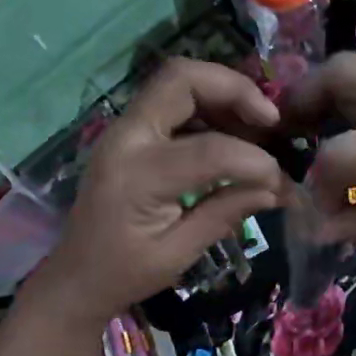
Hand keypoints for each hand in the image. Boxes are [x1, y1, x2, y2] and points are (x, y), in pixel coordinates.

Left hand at [31, 59, 282, 319]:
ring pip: (176, 81)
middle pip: (182, 79)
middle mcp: (126, 138)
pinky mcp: (127, 134)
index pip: (210, 149)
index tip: (279, 181)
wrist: (75, 277)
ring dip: (221, 94)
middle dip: (235, 88)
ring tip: (254, 127)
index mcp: (138, 176)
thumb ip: (225, 212)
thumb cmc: (125, 273)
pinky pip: (169, 101)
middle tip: (270, 119)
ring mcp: (123, 130)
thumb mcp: (178, 253)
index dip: (254, 161)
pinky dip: (205, 107)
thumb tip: (277, 188)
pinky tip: (229, 135)